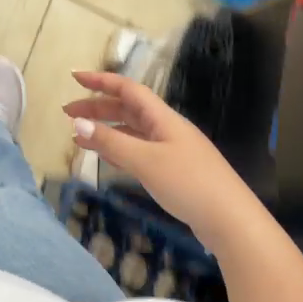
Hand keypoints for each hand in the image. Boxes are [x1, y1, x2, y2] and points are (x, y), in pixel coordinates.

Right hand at [63, 70, 247, 235]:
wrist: (234, 224)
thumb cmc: (189, 183)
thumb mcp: (145, 161)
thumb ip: (110, 141)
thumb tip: (77, 123)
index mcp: (162, 117)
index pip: (127, 89)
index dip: (101, 80)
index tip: (75, 77)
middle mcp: (167, 128)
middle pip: (127, 109)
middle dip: (97, 108)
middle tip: (68, 114)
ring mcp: (173, 151)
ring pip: (132, 132)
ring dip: (106, 131)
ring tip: (78, 138)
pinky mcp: (176, 173)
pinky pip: (140, 151)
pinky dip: (119, 150)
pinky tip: (107, 158)